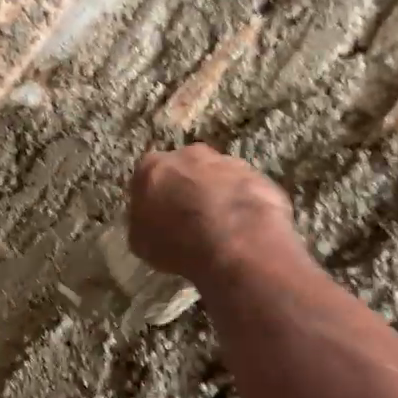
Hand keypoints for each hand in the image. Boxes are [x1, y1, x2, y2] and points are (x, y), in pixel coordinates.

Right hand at [127, 144, 307, 281]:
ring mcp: (225, 161)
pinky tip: (238, 227)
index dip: (151, 198)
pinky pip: (240, 187)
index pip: (146, 178)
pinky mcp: (256, 172)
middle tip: (186, 219)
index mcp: (152, 168)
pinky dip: (237, 202)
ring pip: (214, 176)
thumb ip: (143, 221)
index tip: (156, 216)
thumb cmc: (176, 242)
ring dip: (213, 194)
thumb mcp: (140, 241)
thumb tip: (150, 219)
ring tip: (216, 227)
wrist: (234, 241)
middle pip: (182, 169)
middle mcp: (187, 154)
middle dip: (184, 189)